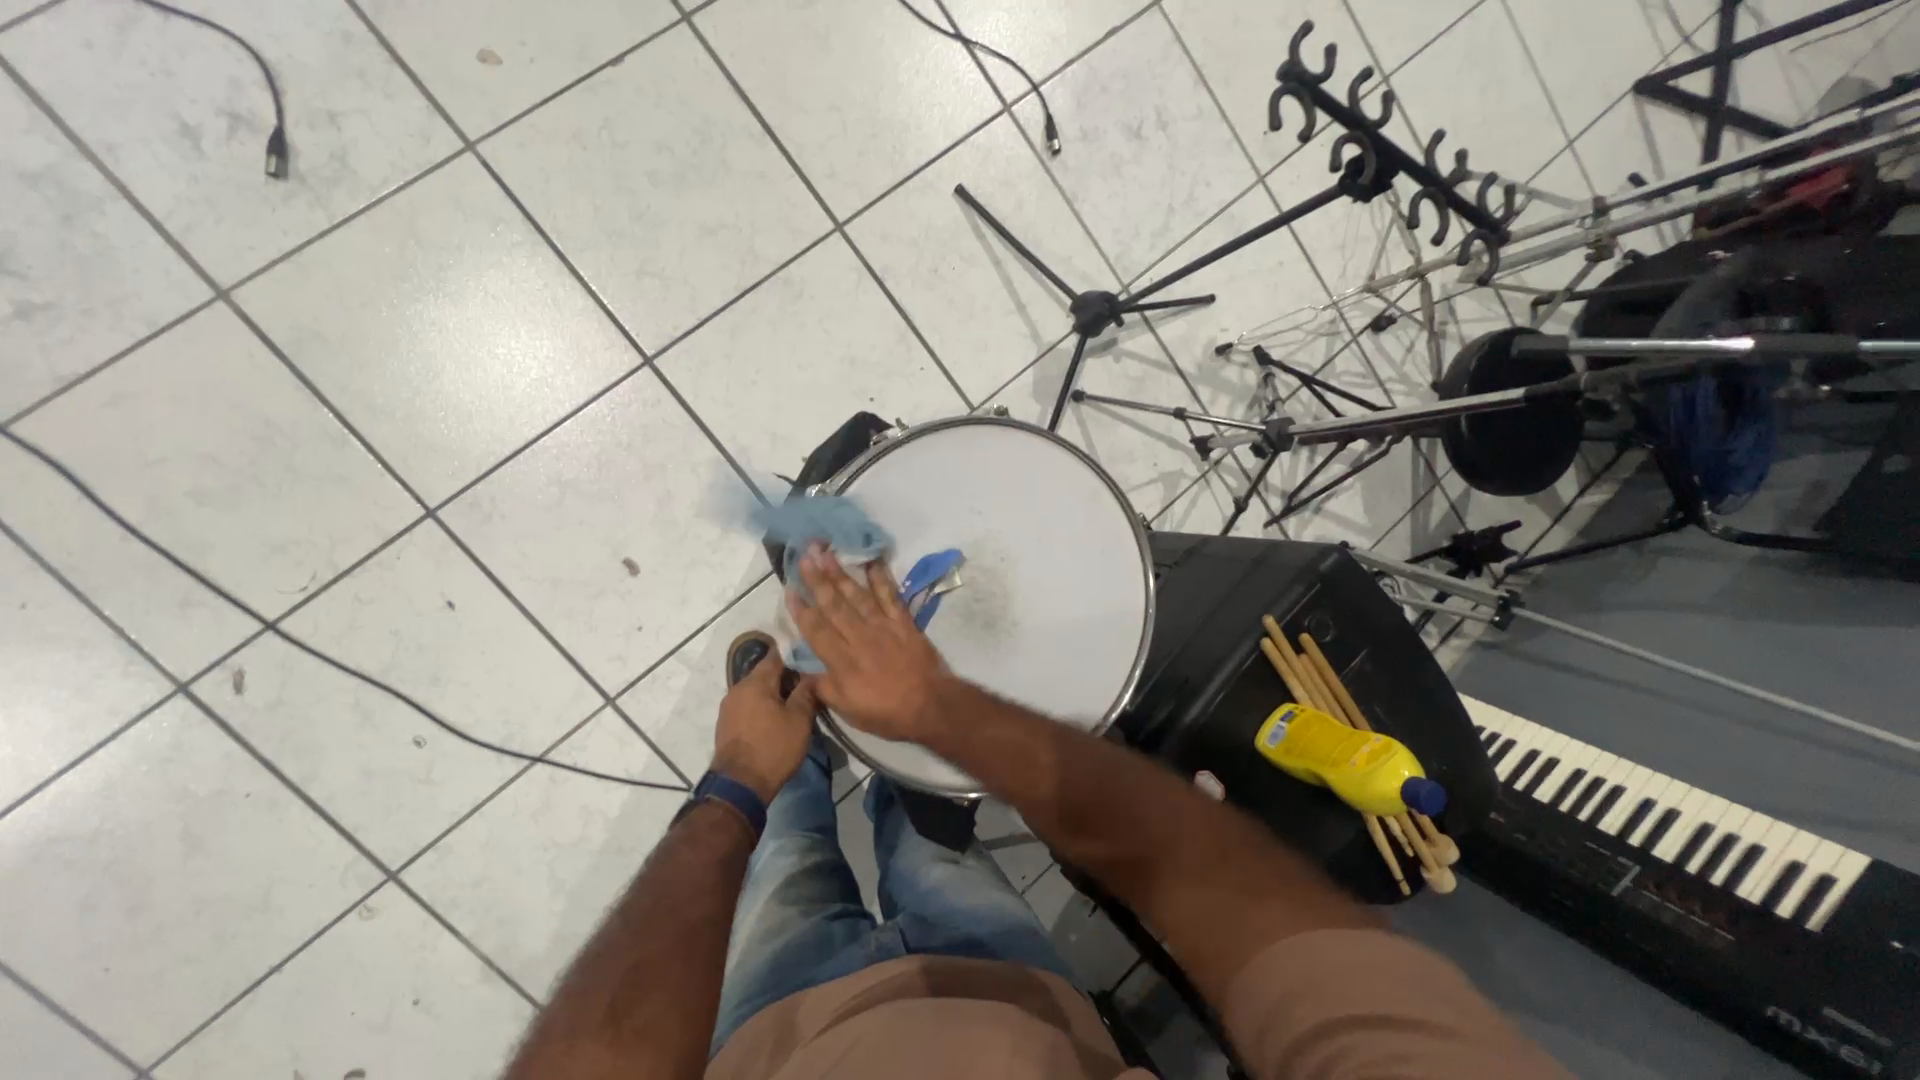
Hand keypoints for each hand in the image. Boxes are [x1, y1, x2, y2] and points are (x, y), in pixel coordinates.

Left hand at [712, 651, 818, 803]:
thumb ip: (806, 692)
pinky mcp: (726, 724)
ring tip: (794, 703)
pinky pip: (748, 705)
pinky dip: (762, 706)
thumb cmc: (774, 748)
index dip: (795, 655)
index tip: (811, 659)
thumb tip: (811, 674)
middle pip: (765, 673)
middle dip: (786, 676)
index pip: (776, 655)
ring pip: (756, 690)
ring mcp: (728, 707)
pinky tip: (776, 718)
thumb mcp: (799, 719)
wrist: (740, 785)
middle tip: (808, 685)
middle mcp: (737, 688)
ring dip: (774, 693)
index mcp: (755, 682)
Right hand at [788, 545, 952, 741]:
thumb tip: (802, 671)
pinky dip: (881, 578)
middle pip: (834, 605)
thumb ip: (823, 688)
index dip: (801, 609)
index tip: (789, 589)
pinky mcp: (903, 622)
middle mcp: (859, 637)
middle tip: (805, 555)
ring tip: (827, 553)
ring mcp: (882, 626)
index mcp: (842, 660)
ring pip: (857, 595)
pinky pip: (890, 595)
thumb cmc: (886, 712)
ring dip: (841, 573)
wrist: (930, 705)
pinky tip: (872, 561)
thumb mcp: (847, 710)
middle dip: (817, 580)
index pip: (816, 629)